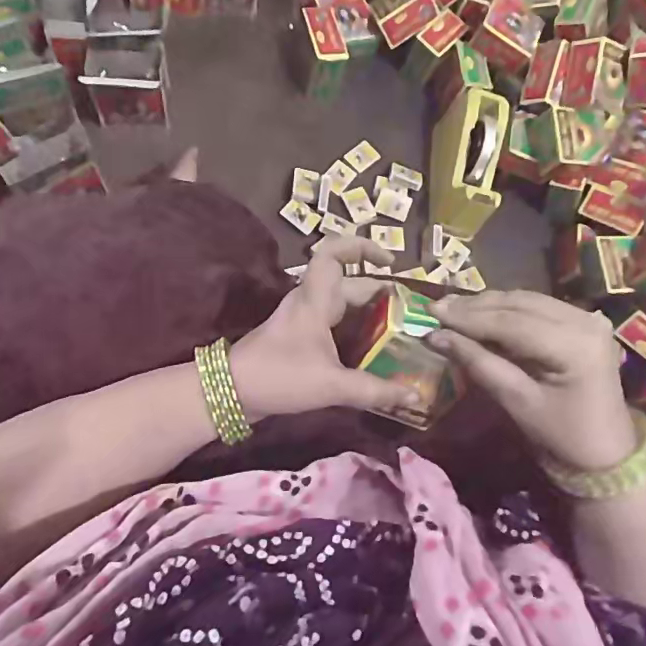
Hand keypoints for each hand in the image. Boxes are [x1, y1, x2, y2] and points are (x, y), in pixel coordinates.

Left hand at [228, 237, 420, 420]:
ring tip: (398, 330)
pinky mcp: (297, 337)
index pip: (334, 253)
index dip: (361, 248)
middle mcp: (308, 302)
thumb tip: (414, 398)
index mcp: (315, 300)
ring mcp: (301, 319)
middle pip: (348, 284)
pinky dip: (353, 329)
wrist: (231, 392)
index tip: (389, 262)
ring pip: (341, 304)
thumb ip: (374, 391)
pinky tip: (370, 349)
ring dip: (368, 312)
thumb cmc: (279, 377)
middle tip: (410, 313)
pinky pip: (332, 323)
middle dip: (380, 293)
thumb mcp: (331, 386)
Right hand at [426, 291, 637, 472]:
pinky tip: (481, 313)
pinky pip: (538, 307)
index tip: (432, 312)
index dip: (468, 316)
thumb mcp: (516, 401)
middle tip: (437, 307)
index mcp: (574, 345)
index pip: (512, 322)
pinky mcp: (584, 322)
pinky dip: (507, 309)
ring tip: (453, 309)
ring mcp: (588, 318)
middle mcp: (585, 321)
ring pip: (527, 300)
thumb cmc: (560, 434)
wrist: (605, 452)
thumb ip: (479, 364)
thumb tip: (437, 337)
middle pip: (520, 304)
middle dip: (475, 306)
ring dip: (489, 304)